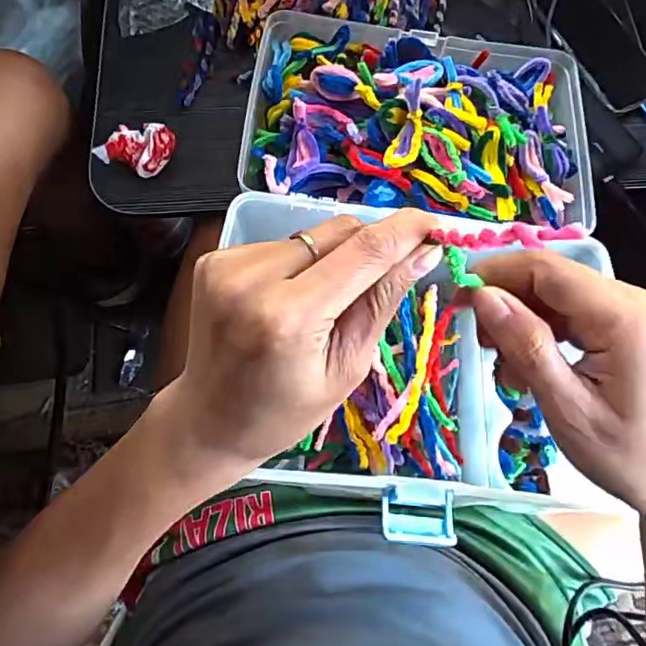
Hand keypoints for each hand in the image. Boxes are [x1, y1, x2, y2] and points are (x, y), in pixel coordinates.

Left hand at [158, 209, 442, 472]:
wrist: (207, 421)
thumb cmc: (284, 412)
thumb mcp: (346, 367)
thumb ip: (380, 302)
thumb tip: (421, 252)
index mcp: (289, 318)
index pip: (363, 252)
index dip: (406, 231)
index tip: (437, 224)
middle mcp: (252, 280)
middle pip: (337, 232)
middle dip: (371, 246)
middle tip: (388, 271)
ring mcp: (227, 265)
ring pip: (310, 236)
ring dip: (332, 258)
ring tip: (322, 303)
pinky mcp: (215, 259)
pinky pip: (279, 245)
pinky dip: (298, 264)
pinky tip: (289, 299)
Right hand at [467, 251, 645, 531]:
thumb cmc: (628, 457)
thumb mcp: (568, 408)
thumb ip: (526, 346)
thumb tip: (483, 296)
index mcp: (626, 317)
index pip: (547, 270)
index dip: (495, 274)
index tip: (456, 299)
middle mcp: (633, 301)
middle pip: (550, 277)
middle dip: (505, 300)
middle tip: (478, 342)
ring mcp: (631, 311)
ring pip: (554, 293)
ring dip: (519, 319)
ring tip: (506, 366)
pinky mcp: (624, 325)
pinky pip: (568, 311)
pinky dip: (539, 331)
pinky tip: (526, 364)